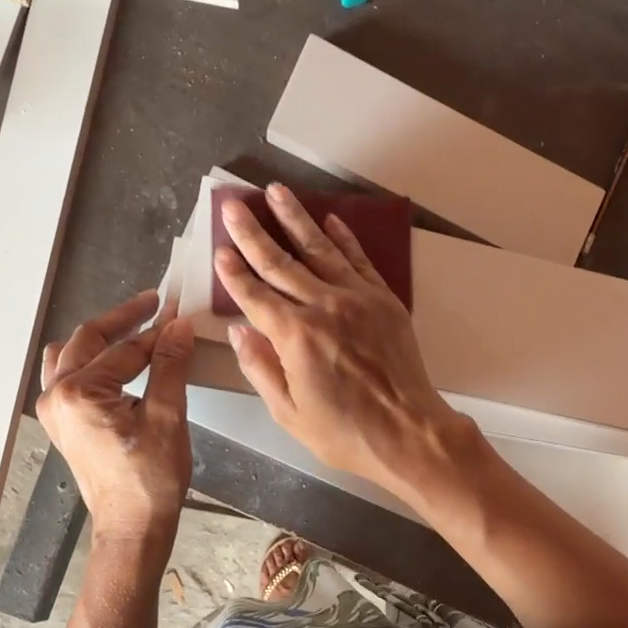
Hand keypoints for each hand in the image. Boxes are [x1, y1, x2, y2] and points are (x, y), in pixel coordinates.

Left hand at [35, 290, 193, 550]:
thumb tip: (178, 327)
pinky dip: (89, 361)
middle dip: (123, 322)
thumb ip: (169, 366)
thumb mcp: (167, 417)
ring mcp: (54, 411)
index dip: (156, 331)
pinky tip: (113, 361)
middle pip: (88, 341)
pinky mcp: (62, 425)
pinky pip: (67, 376)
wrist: (132, 527)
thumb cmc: (151, 480)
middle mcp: (56, 396)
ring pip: (70, 355)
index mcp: (79, 393)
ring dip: (100, 339)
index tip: (179, 313)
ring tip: (133, 328)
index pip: (124, 349)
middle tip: (154, 305)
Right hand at [213, 184, 477, 499]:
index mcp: (295, 337)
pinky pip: (359, 260)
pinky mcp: (384, 301)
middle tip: (233, 204)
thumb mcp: (289, 413)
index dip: (234, 273)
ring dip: (295, 219)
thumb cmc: (345, 434)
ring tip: (275, 192)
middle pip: (281, 263)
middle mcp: (324, 308)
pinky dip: (343, 239)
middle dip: (252, 233)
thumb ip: (261, 368)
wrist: (408, 433)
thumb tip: (240, 331)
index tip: (219, 250)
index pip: (255, 295)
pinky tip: (330, 220)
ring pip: (319, 249)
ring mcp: (358, 300)